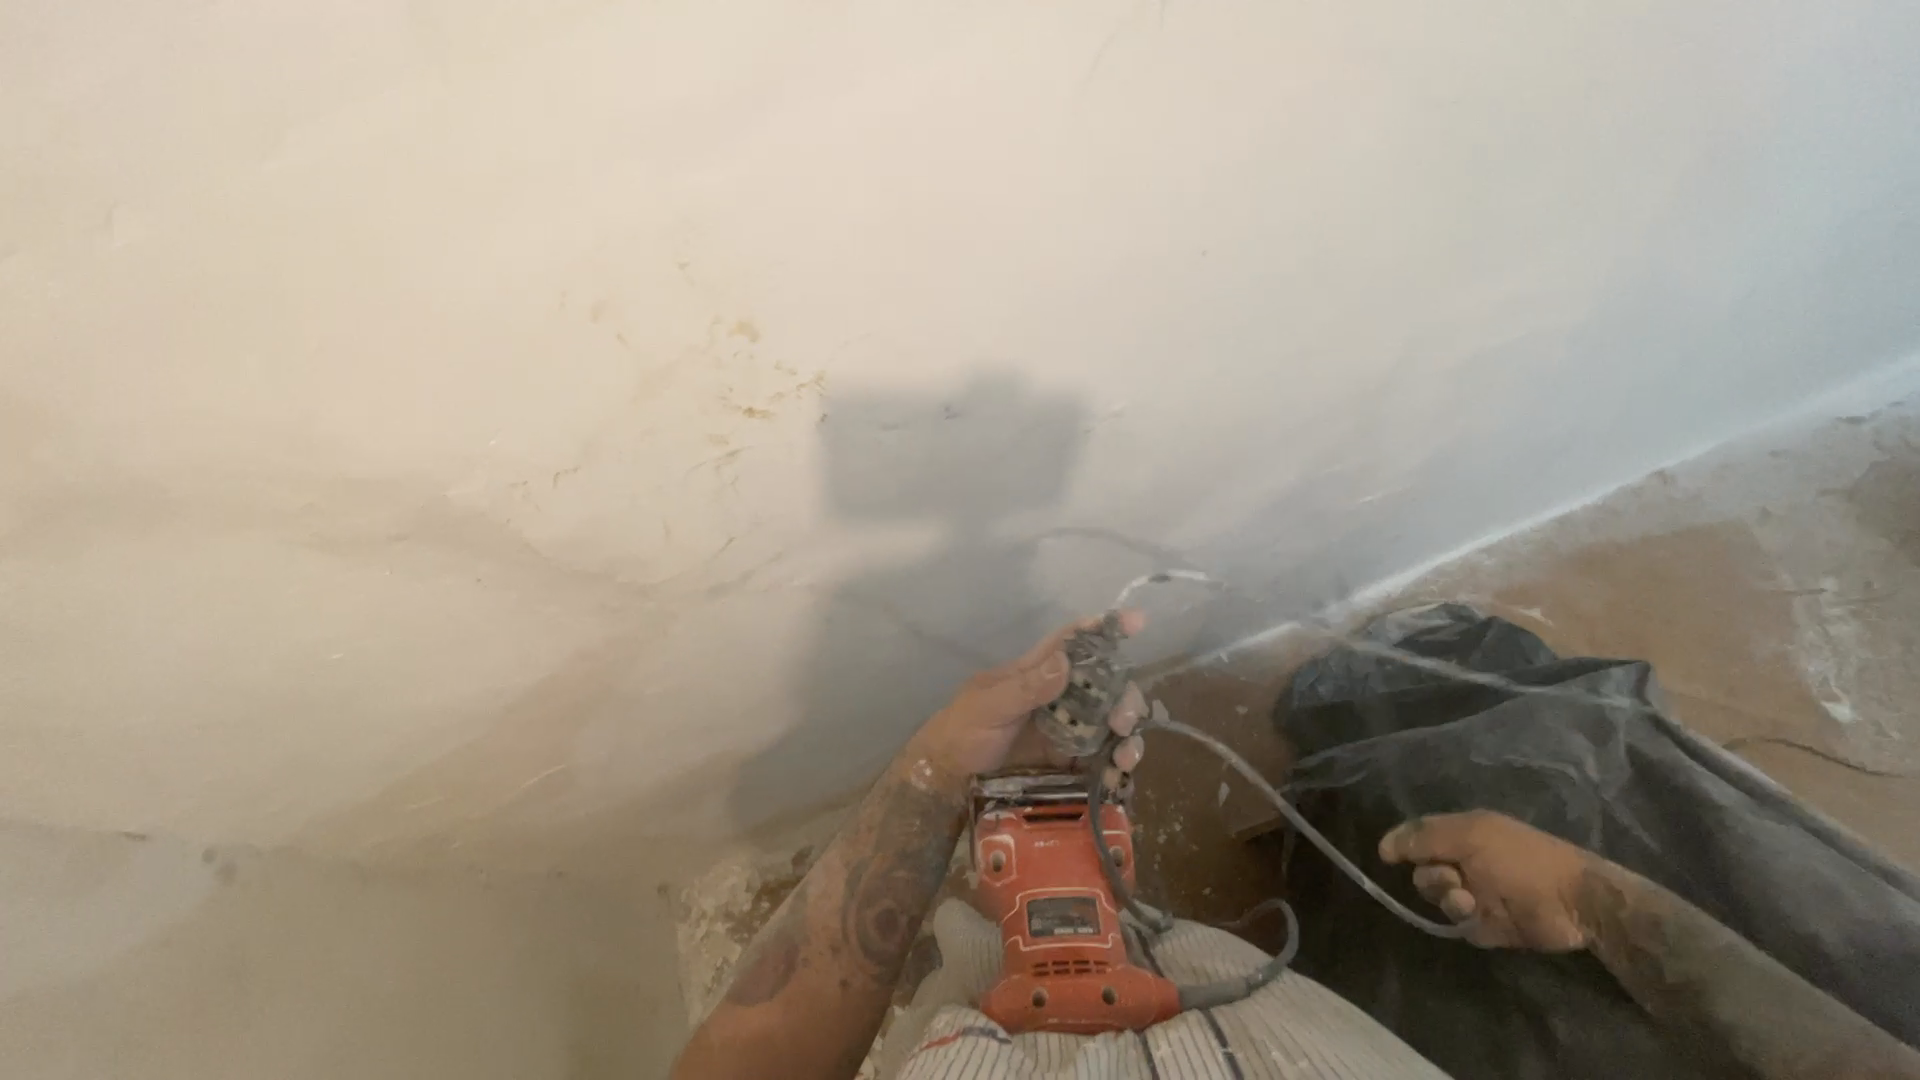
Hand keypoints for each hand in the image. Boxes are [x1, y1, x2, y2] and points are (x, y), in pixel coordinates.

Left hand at [907, 612, 1148, 783]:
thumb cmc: (961, 731)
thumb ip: (1024, 688)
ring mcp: (1065, 730)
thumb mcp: (987, 706)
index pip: (1073, 642)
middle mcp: (1059, 697)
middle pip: (1106, 687)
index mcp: (1037, 673)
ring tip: (1125, 758)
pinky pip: (1100, 760)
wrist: (947, 778)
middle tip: (1123, 720)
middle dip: (1125, 698)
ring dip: (1128, 737)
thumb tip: (1065, 661)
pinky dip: (1115, 768)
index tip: (1137, 621)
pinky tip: (1115, 779)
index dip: (1103, 629)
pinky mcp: (1067, 762)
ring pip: (1111, 724)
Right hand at [1378, 810, 1596, 951]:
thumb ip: (1423, 838)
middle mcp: (1464, 862)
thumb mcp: (1470, 836)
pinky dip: (1464, 920)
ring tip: (1468, 900)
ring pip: (1437, 897)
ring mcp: (1476, 894)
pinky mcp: (1487, 924)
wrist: (1575, 903)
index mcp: (1461, 834)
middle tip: (1451, 878)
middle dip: (1431, 876)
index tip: (1387, 855)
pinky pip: (1457, 924)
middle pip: (1422, 869)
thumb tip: (1384, 845)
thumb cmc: (1522, 859)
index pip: (1417, 834)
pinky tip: (1479, 916)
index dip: (1400, 843)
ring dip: (1447, 897)